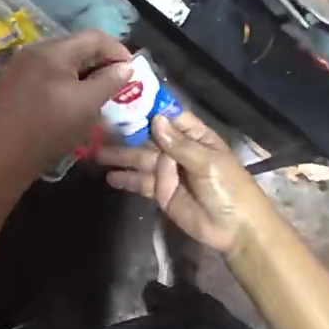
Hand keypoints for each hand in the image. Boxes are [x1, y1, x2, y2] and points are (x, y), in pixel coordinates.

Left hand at [0, 30, 131, 174]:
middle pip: (77, 47)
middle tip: (119, 83)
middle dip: (102, 62)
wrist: (1, 157)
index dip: (119, 51)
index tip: (133, 71)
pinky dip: (67, 82)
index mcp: (54, 50)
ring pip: (63, 62)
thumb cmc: (50, 127)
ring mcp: (21, 67)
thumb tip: (126, 67)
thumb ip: (111, 81)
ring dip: (85, 73)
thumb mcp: (88, 104)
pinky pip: (48, 74)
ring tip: (100, 93)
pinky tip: (73, 101)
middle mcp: (35, 51)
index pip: (95, 38)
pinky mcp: (13, 85)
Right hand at [94, 113, 276, 253]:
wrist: (235, 228)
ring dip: (119, 155)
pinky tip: (108, 176)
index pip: (169, 117)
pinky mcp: (162, 193)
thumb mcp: (207, 163)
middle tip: (96, 128)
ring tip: (93, 151)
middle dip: (126, 132)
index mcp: (195, 136)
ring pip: (141, 159)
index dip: (148, 109)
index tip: (123, 100)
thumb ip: (179, 145)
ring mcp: (169, 171)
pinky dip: (126, 179)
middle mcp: (179, 149)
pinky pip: (141, 182)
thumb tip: (156, 120)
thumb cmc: (229, 188)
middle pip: (149, 137)